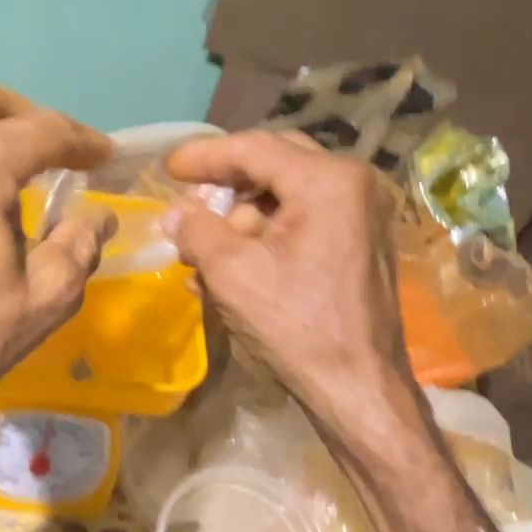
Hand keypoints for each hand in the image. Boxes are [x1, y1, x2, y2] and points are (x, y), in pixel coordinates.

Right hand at [162, 131, 417, 437]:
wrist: (356, 383)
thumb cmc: (295, 325)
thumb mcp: (233, 274)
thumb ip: (197, 232)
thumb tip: (173, 214)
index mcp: (328, 181)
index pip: (256, 148)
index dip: (205, 157)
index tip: (168, 167)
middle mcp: (354, 184)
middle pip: (275, 165)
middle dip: (225, 187)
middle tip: (187, 203)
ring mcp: (363, 214)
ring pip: (287, 196)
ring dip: (241, 218)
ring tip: (201, 252)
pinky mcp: (360, 243)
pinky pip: (304, 221)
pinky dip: (265, 236)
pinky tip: (230, 266)